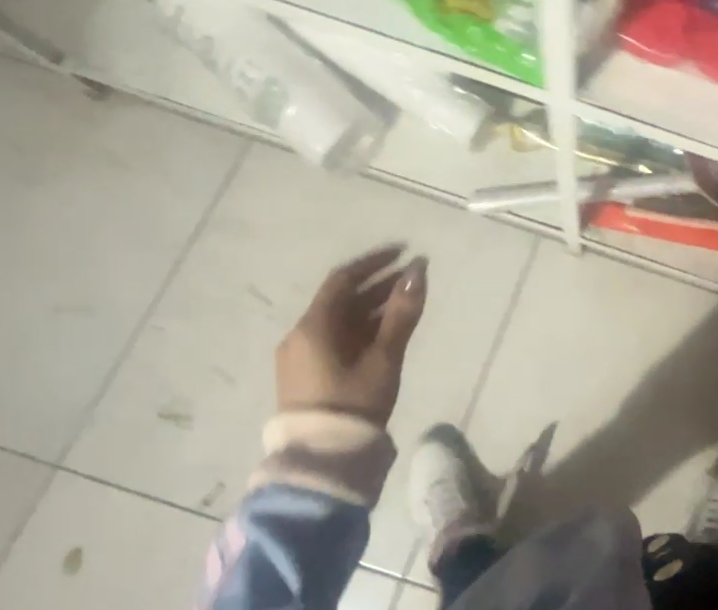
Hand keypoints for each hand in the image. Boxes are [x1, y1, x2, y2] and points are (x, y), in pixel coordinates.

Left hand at [276, 245, 428, 424]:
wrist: (322, 464)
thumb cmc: (354, 404)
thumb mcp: (384, 358)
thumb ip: (402, 313)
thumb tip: (418, 271)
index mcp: (313, 327)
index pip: (343, 279)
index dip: (375, 262)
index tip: (404, 253)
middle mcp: (299, 336)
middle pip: (341, 299)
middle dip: (377, 285)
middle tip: (411, 279)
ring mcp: (299, 358)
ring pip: (338, 320)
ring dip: (370, 307)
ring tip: (404, 304)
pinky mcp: (304, 377)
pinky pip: (334, 339)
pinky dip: (360, 328)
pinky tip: (384, 333)